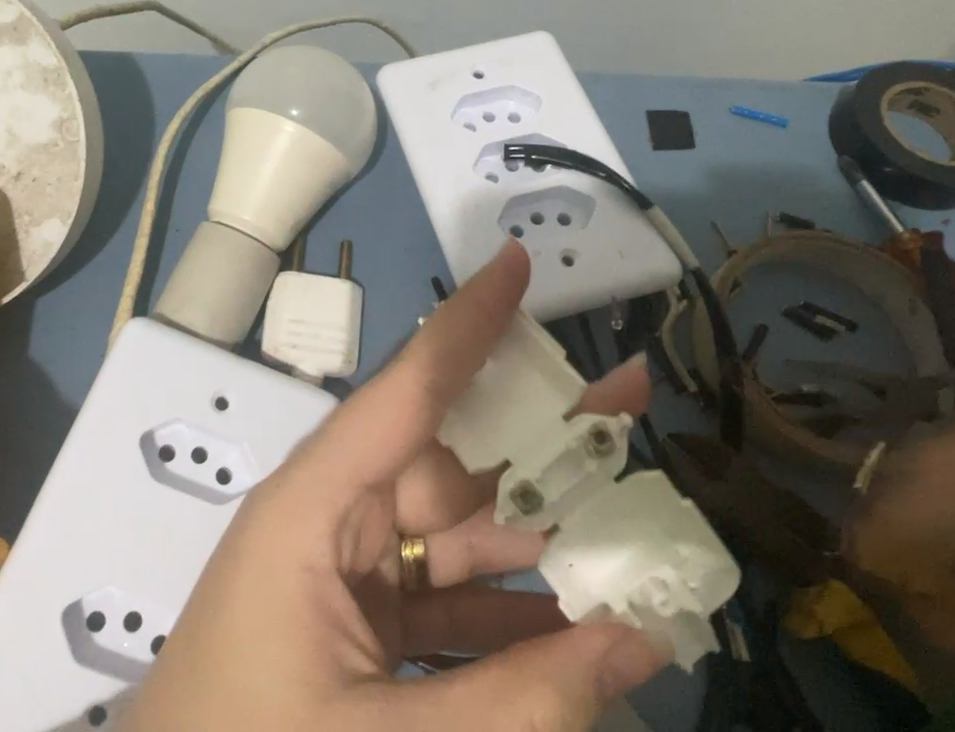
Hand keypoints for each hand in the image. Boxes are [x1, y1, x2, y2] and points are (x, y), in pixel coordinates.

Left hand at [124, 242, 666, 730]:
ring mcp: (345, 578)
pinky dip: (511, 609)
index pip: (403, 392)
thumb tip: (643, 642)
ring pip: (459, 531)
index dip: (465, 327)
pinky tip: (582, 623)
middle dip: (540, 432)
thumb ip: (519, 696)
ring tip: (630, 518)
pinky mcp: (358, 629)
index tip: (517, 266)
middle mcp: (331, 523)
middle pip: (451, 458)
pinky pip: (448, 598)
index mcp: (312, 510)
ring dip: (540, 530)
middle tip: (628, 399)